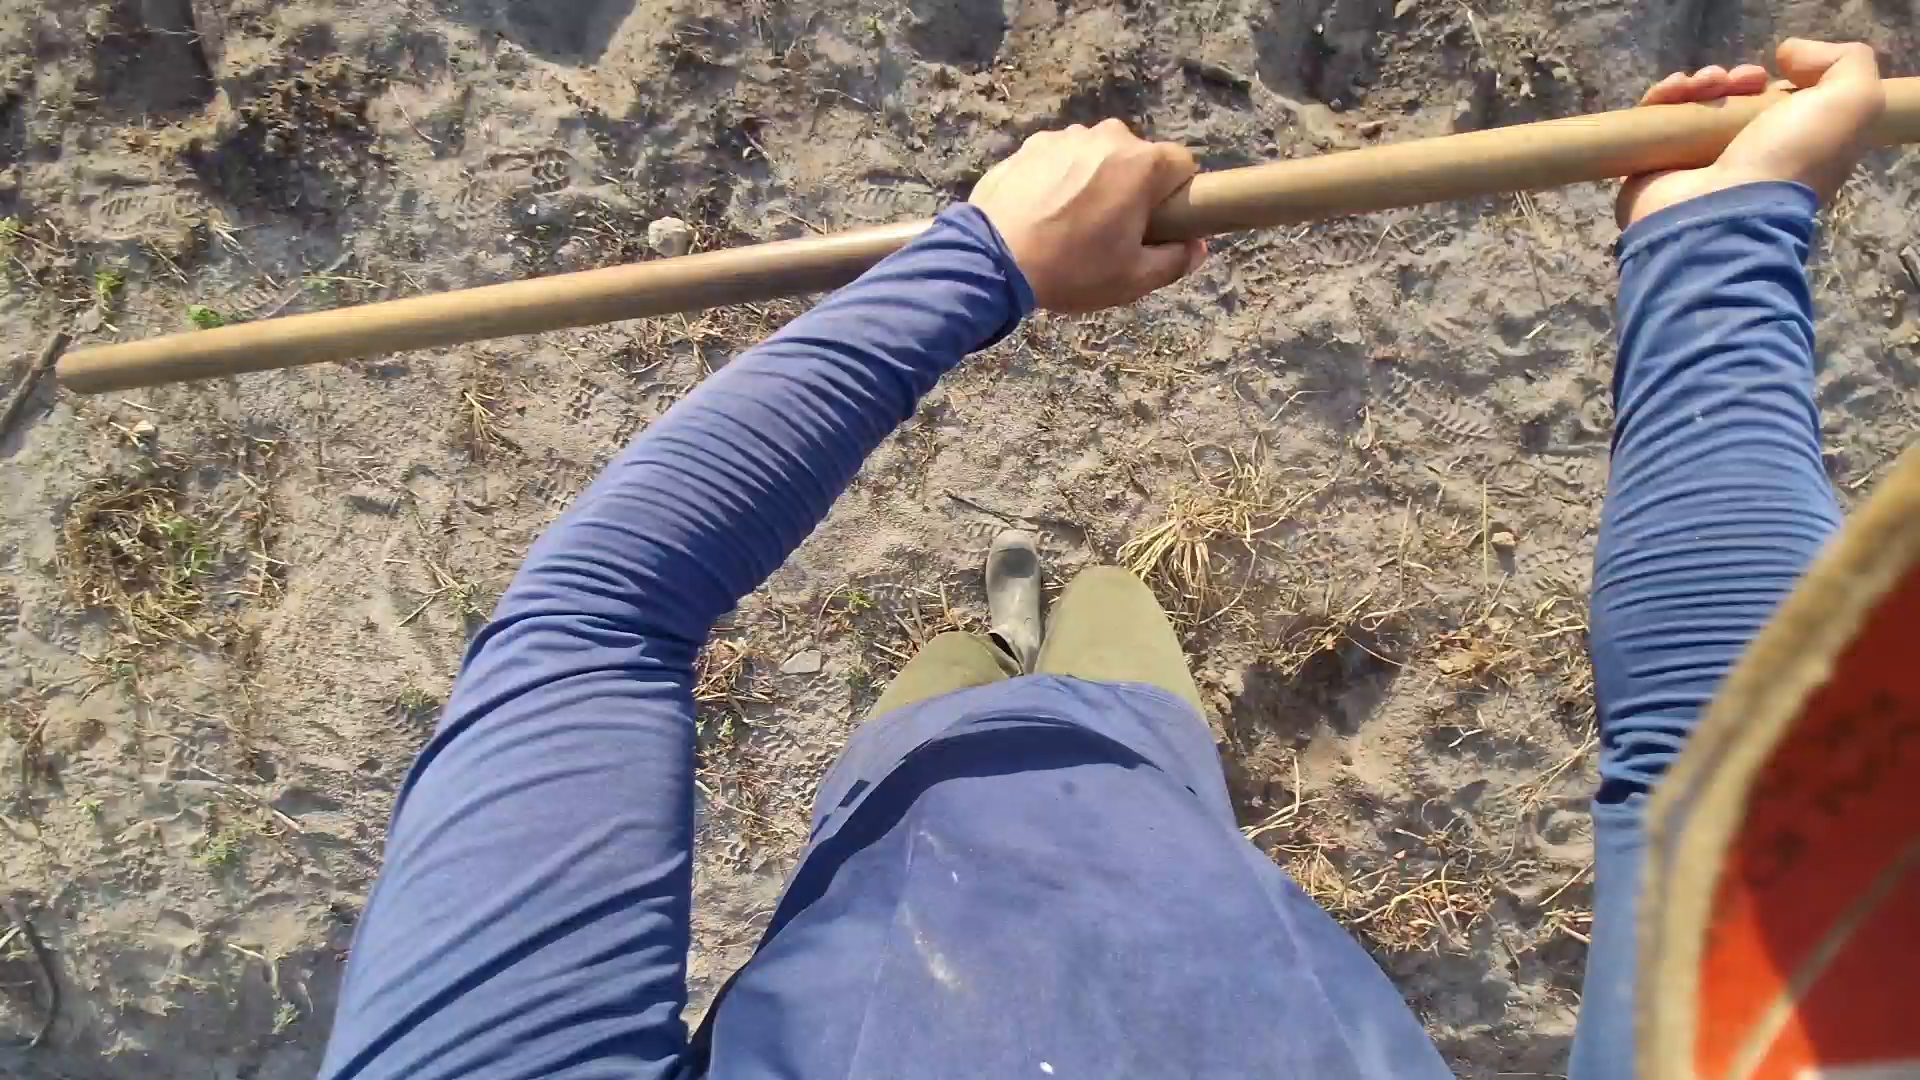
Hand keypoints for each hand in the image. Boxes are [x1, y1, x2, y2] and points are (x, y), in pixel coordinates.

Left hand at [969, 119, 1207, 312]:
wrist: (994, 259)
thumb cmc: (1070, 270)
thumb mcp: (1131, 280)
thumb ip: (1173, 262)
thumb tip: (1197, 248)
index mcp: (1142, 164)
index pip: (1183, 167)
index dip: (1175, 199)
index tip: (1156, 227)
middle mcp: (1107, 137)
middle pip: (1136, 161)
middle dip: (1131, 192)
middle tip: (1108, 236)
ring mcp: (1065, 137)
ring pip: (1095, 159)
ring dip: (1092, 185)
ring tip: (1068, 228)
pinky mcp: (1029, 146)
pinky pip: (1058, 161)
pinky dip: (1057, 183)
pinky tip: (1041, 217)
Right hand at [1618, 39, 1885, 226]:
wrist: (1718, 212)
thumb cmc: (1788, 159)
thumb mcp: (1851, 101)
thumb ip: (1844, 61)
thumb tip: (1788, 51)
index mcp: (1780, 145)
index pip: (1767, 102)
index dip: (1767, 80)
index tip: (1765, 76)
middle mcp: (1733, 155)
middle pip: (1726, 102)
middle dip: (1729, 80)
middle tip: (1727, 82)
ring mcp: (1686, 166)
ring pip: (1686, 111)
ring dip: (1693, 86)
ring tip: (1697, 86)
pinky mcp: (1644, 171)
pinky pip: (1646, 128)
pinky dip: (1655, 103)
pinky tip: (1664, 95)